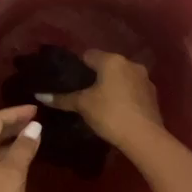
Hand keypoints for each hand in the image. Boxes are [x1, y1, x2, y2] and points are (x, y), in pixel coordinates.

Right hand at [42, 50, 164, 146]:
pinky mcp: (152, 95)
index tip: (70, 80)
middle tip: (82, 92)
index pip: (89, 55)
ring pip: (122, 77)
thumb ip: (62, 99)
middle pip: (107, 65)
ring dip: (112, 85)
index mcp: (113, 61)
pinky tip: (117, 109)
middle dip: (95, 76)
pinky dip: (124, 95)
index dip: (77, 66)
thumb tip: (39, 95)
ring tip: (99, 102)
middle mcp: (131, 64)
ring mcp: (144, 79)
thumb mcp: (83, 105)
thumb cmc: (110, 114)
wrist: (144, 137)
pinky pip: (132, 89)